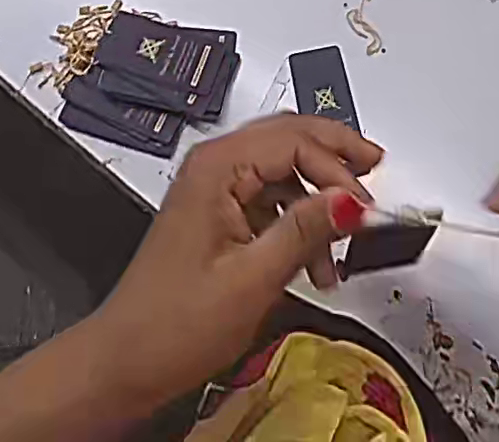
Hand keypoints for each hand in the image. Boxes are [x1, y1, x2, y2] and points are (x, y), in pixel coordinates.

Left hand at [0, 115, 382, 441]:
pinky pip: (273, 195)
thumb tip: (351, 200)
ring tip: (347, 233)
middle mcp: (217, 163)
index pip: (294, 142)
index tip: (364, 205)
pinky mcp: (222, 208)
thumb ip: (305, 231)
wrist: (123, 363)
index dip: (337, 168)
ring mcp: (218, 184)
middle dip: (336, 152)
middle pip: (289, 136)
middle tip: (375, 165)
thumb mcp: (251, 279)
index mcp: (218, 166)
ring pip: (285, 165)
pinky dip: (301, 216)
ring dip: (320, 194)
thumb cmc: (173, 324)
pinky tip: (317, 257)